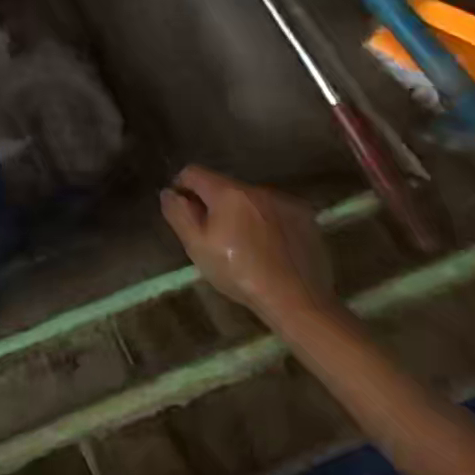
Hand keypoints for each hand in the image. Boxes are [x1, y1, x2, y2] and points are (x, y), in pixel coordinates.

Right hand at [160, 165, 333, 319]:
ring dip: (241, 212)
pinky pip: (275, 210)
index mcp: (227, 193)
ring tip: (245, 244)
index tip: (184, 212)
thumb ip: (178, 214)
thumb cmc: (239, 274)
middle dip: (214, 204)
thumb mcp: (197, 247)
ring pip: (250, 199)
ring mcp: (285, 201)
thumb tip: (169, 192)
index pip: (193, 173)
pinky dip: (267, 221)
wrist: (298, 302)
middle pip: (223, 186)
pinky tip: (270, 247)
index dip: (182, 187)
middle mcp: (256, 189)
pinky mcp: (305, 217)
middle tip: (214, 236)